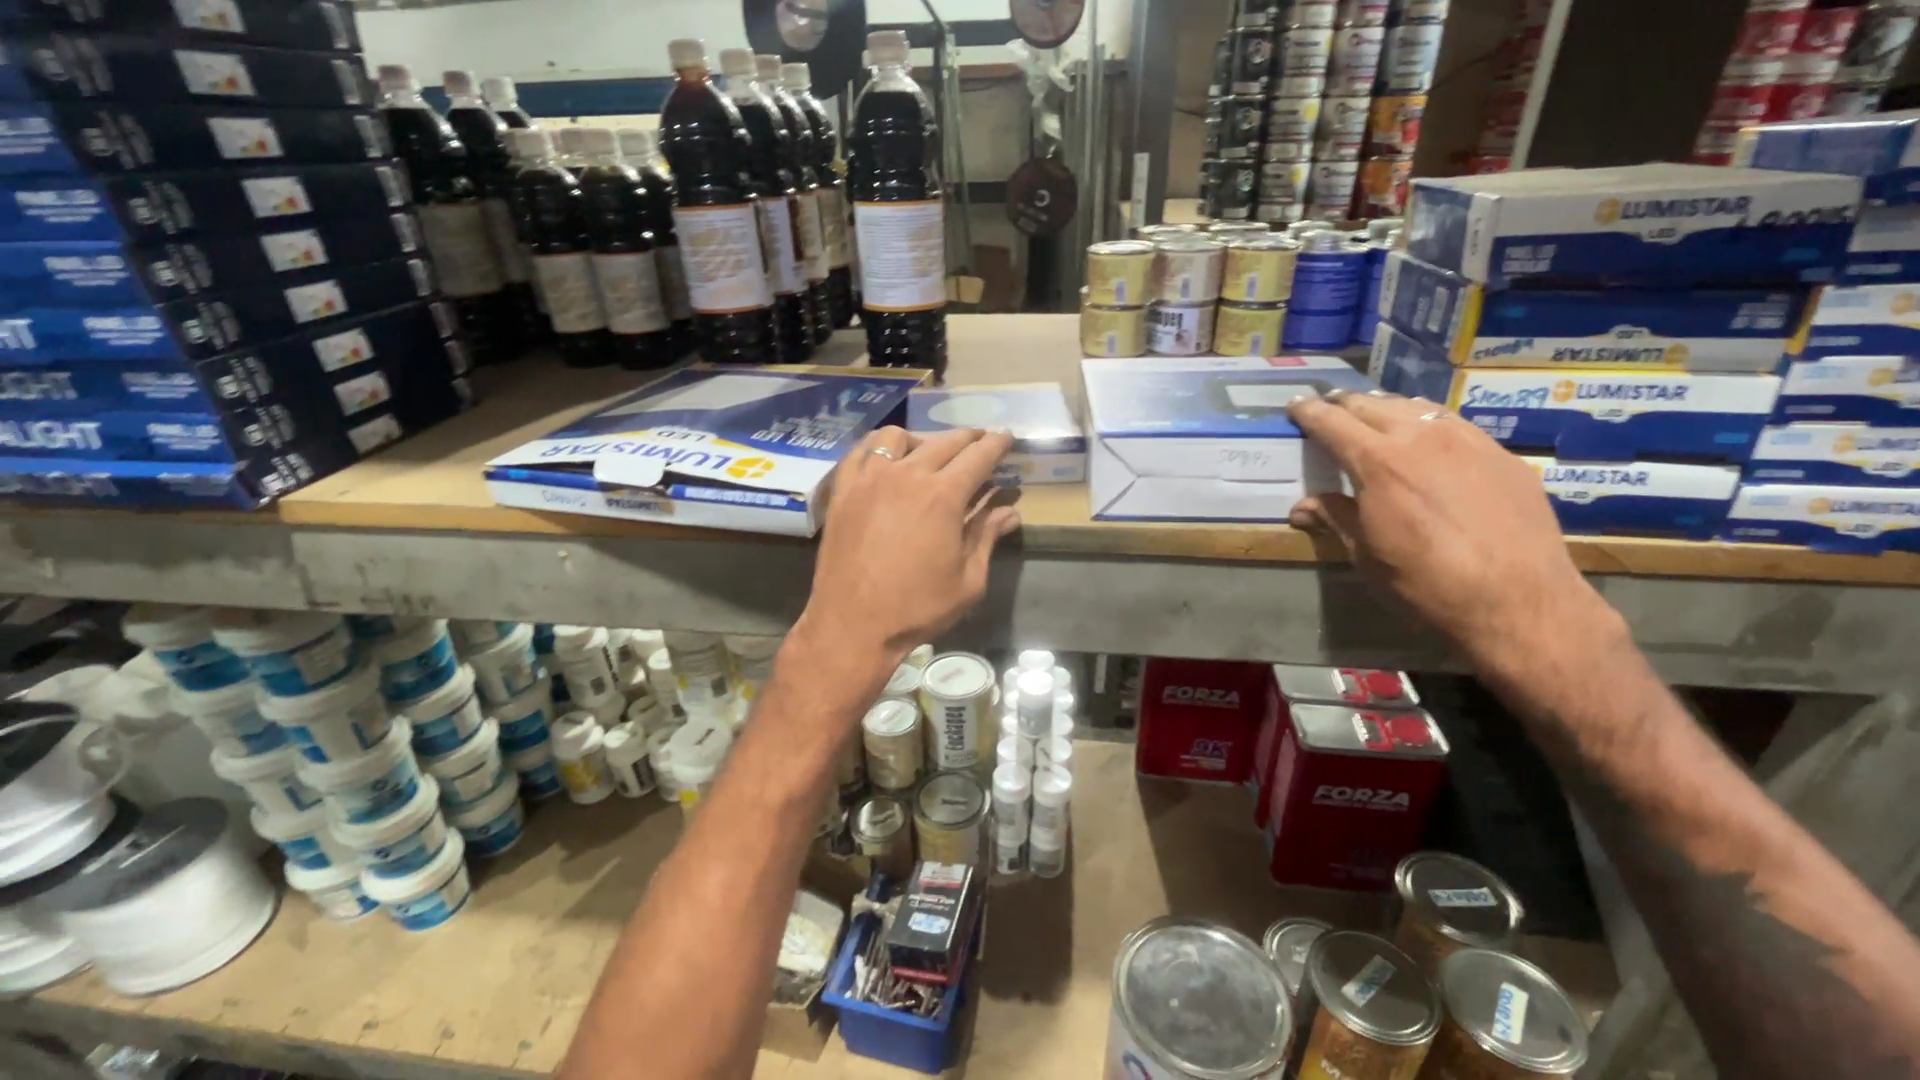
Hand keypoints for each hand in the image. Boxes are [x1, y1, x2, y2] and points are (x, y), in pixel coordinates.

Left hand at [796, 426, 1019, 666]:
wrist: (852, 625)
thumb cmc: (917, 608)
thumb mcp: (967, 580)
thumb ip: (986, 538)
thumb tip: (1009, 512)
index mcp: (944, 496)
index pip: (978, 456)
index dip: (997, 444)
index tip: (1006, 437)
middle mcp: (907, 475)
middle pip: (944, 442)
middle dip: (967, 439)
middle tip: (979, 442)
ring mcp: (870, 480)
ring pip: (898, 438)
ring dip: (922, 439)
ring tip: (930, 451)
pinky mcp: (843, 492)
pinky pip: (860, 453)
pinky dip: (878, 447)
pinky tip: (885, 459)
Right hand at [1286, 391, 1616, 665]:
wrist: (1518, 600)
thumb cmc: (1427, 585)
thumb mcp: (1368, 556)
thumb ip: (1337, 519)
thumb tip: (1302, 508)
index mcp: (1378, 463)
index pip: (1331, 423)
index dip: (1309, 412)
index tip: (1295, 405)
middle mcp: (1420, 436)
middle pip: (1372, 405)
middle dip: (1344, 404)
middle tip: (1328, 407)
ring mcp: (1466, 439)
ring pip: (1415, 406)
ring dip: (1386, 408)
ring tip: (1374, 415)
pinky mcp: (1499, 453)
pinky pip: (1452, 423)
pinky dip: (1426, 421)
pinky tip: (1426, 436)